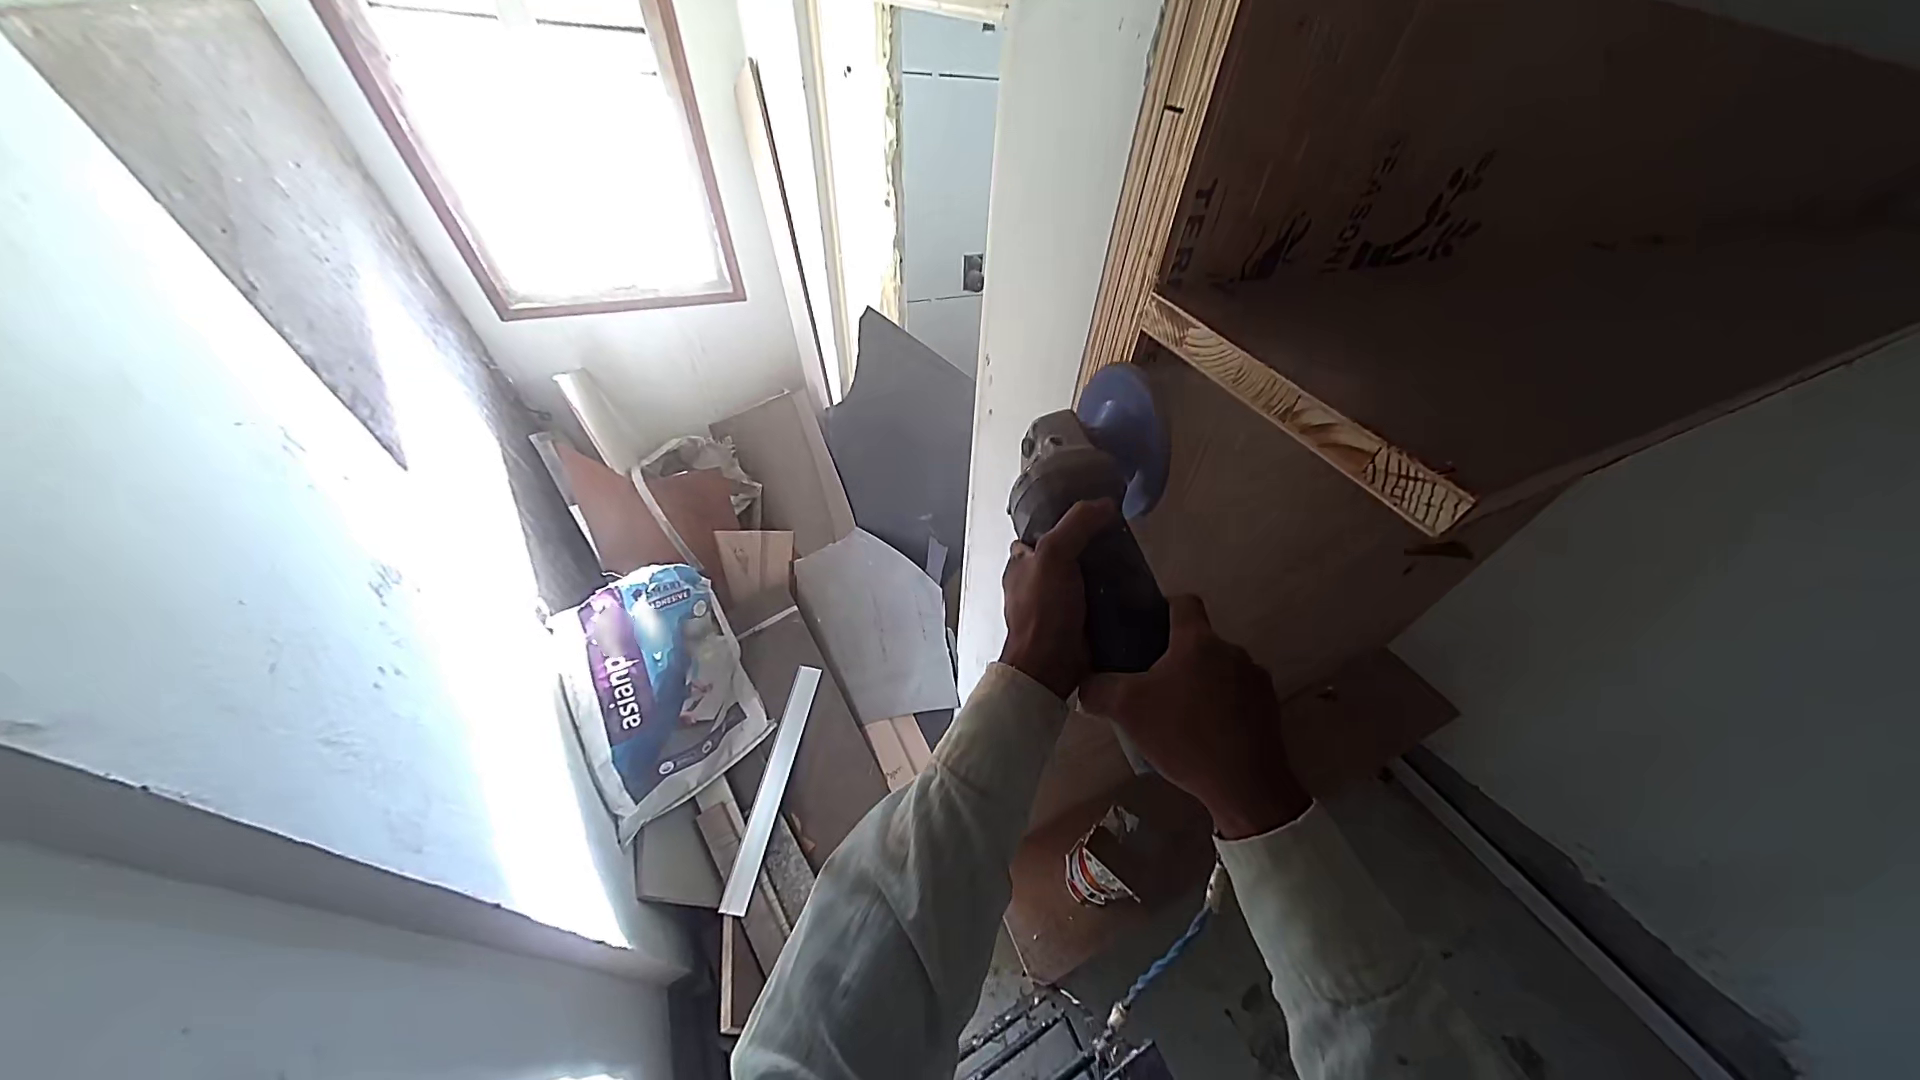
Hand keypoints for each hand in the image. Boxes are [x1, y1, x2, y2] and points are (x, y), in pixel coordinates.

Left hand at [999, 499, 1117, 698]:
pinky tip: (1132, 585)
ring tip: (1133, 558)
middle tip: (1121, 535)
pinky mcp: (1079, 621)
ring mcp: (1058, 603)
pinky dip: (1113, 593)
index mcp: (1022, 563)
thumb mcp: (1053, 555)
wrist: (1051, 665)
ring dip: (1105, 570)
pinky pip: (1098, 599)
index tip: (1094, 511)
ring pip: (1085, 576)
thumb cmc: (1042, 610)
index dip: (1064, 520)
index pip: (1042, 532)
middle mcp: (1037, 581)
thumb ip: (1076, 525)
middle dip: (1091, 545)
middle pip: (1068, 553)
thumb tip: (1106, 504)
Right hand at [1081, 596, 1309, 838]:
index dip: (1161, 608)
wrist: (1245, 786)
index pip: (1182, 601)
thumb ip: (1097, 689)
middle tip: (1149, 682)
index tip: (1144, 630)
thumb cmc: (1183, 734)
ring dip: (1199, 681)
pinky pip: (1237, 694)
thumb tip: (1084, 686)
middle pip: (1198, 640)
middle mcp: (1232, 650)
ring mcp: (1256, 679)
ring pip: (1218, 668)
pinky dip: (1220, 705)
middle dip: (1174, 656)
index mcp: (1198, 640)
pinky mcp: (1269, 708)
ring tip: (1177, 712)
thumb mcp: (1126, 709)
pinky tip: (1203, 733)